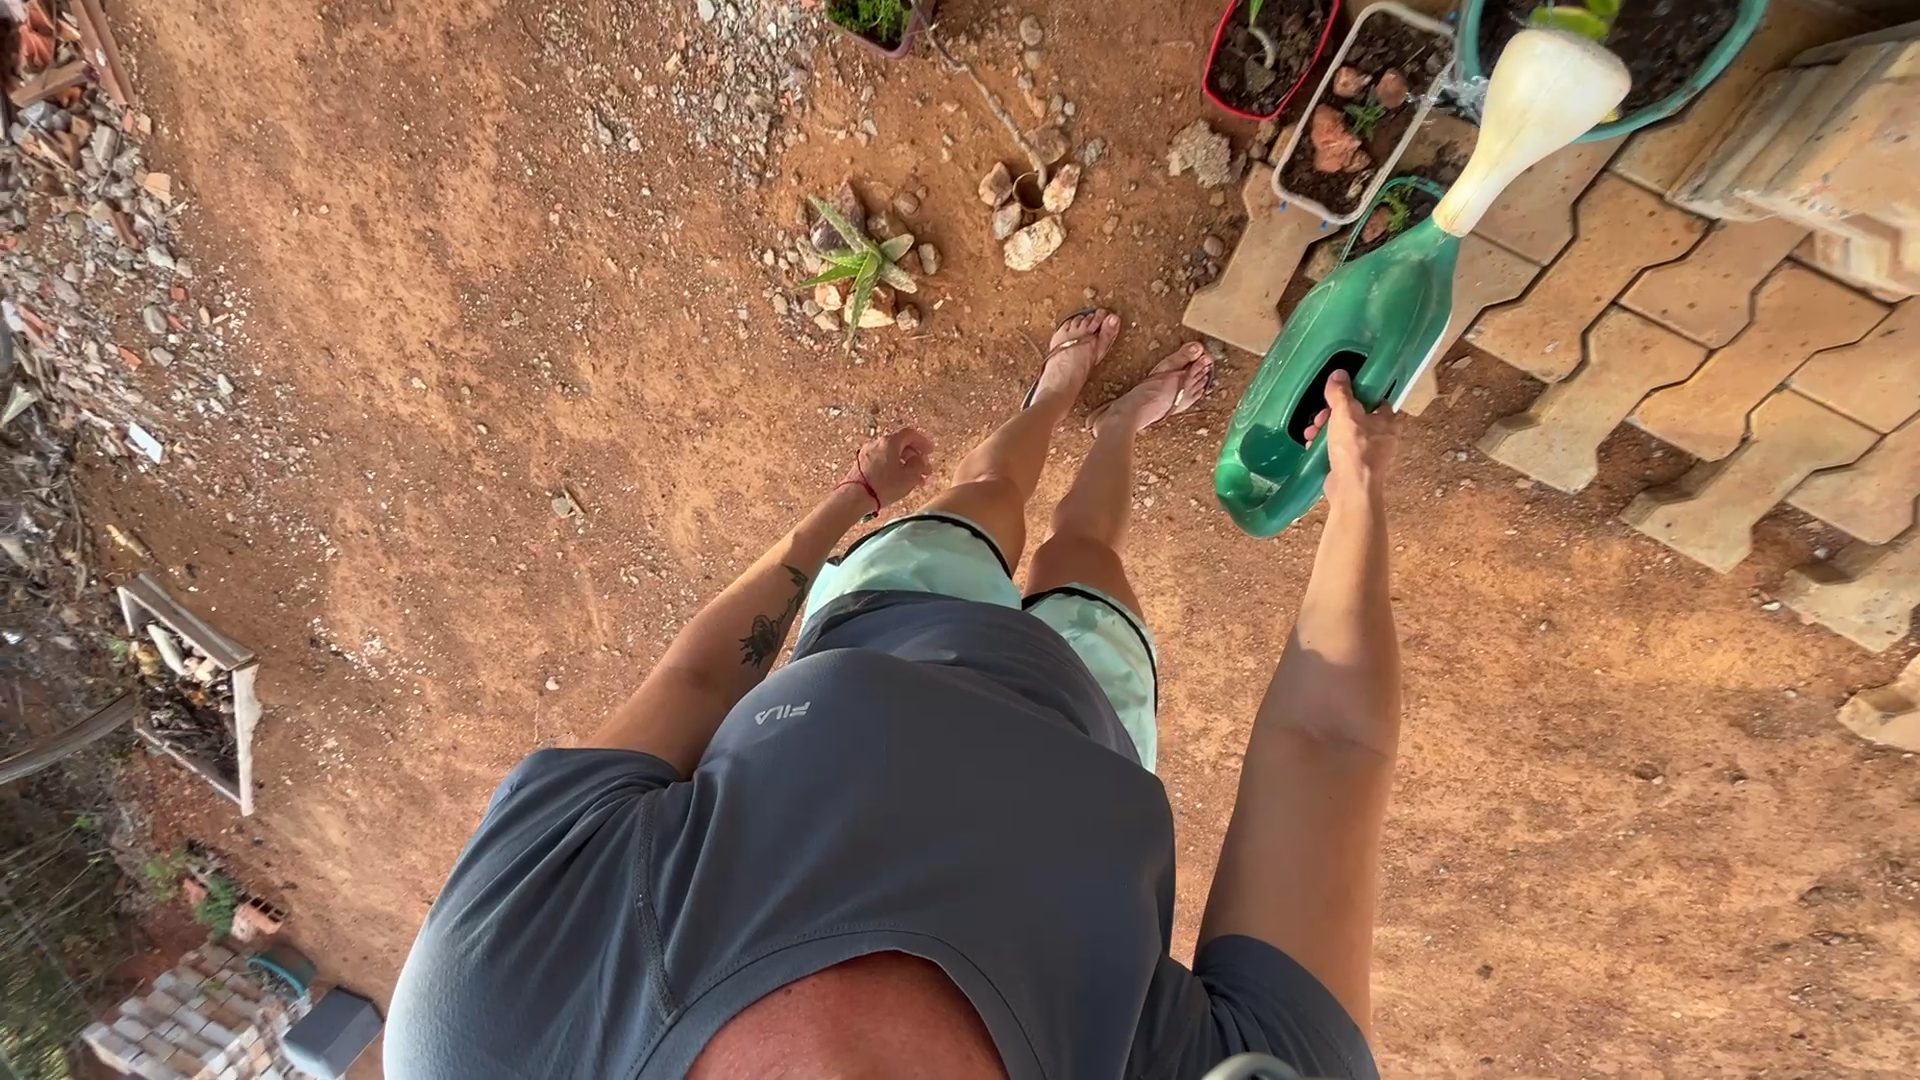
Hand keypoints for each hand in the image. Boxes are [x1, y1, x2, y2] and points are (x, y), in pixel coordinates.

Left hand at [846, 427, 934, 508]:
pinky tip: (898, 481)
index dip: (923, 442)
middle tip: (924, 470)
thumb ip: (919, 465)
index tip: (930, 451)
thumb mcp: (910, 477)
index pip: (910, 434)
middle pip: (901, 445)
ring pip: (891, 455)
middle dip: (915, 458)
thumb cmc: (883, 486)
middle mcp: (877, 444)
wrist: (855, 497)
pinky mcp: (861, 465)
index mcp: (890, 442)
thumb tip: (920, 460)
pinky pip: (881, 462)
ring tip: (914, 480)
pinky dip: (893, 468)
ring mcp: (867, 454)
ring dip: (905, 465)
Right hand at [1302, 370, 1403, 508]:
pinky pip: (1339, 449)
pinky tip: (1312, 446)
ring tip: (1311, 432)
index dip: (1358, 395)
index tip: (1340, 394)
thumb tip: (1338, 374)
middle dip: (1333, 415)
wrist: (1351, 487)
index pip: (1377, 399)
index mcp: (1389, 420)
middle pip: (1356, 416)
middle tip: (1320, 416)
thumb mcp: (1345, 414)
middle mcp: (1383, 436)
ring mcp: (1369, 453)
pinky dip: (1325, 446)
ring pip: (1345, 433)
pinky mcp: (1354, 466)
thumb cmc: (1355, 448)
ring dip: (1325, 430)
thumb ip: (1341, 393)